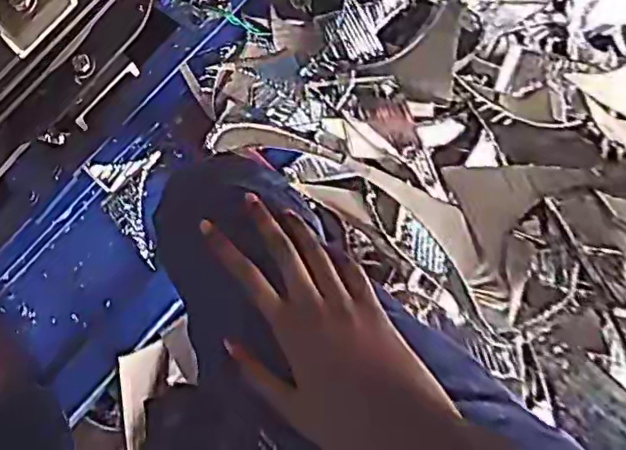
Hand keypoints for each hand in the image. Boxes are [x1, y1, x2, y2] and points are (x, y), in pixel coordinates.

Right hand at [202, 194, 480, 449]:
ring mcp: (347, 304)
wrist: (417, 434)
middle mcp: (314, 305)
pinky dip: (338, 252)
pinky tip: (330, 244)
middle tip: (249, 199)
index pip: (247, 275)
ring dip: (297, 227)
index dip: (223, 247)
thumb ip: (257, 375)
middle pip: (283, 250)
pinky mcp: (375, 310)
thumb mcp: (295, 410)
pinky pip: (352, 270)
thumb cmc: (354, 428)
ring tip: (285, 210)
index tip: (207, 226)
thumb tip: (229, 345)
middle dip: (263, 220)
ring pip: (316, 252)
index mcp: (289, 326)